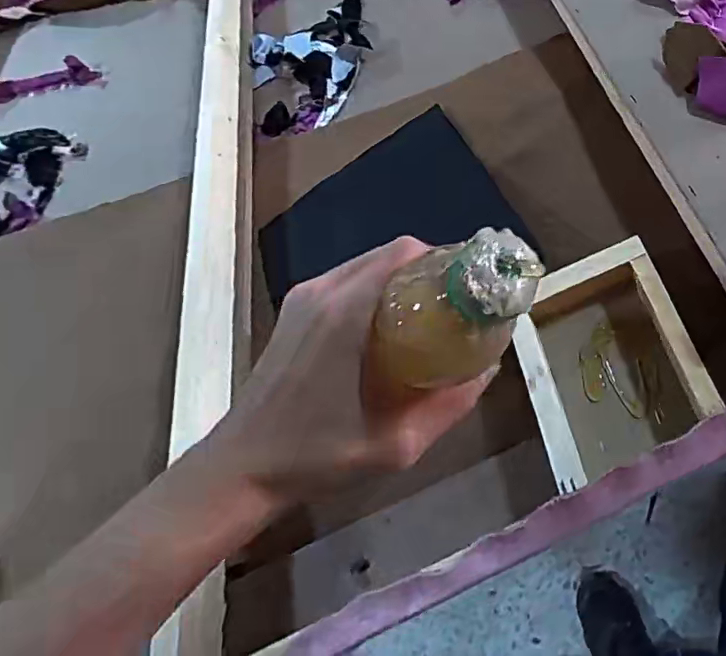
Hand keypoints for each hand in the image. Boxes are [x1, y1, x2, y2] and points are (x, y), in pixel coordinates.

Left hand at [200, 236, 494, 511]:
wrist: (235, 473)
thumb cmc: (315, 457)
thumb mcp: (396, 444)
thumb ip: (450, 404)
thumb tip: (489, 367)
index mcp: (346, 311)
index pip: (405, 252)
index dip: (444, 258)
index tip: (468, 284)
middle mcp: (324, 292)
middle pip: (392, 252)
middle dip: (430, 267)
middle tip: (455, 301)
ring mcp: (305, 297)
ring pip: (371, 262)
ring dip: (404, 276)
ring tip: (428, 311)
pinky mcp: (294, 309)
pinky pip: (350, 278)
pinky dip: (379, 286)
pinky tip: (390, 324)